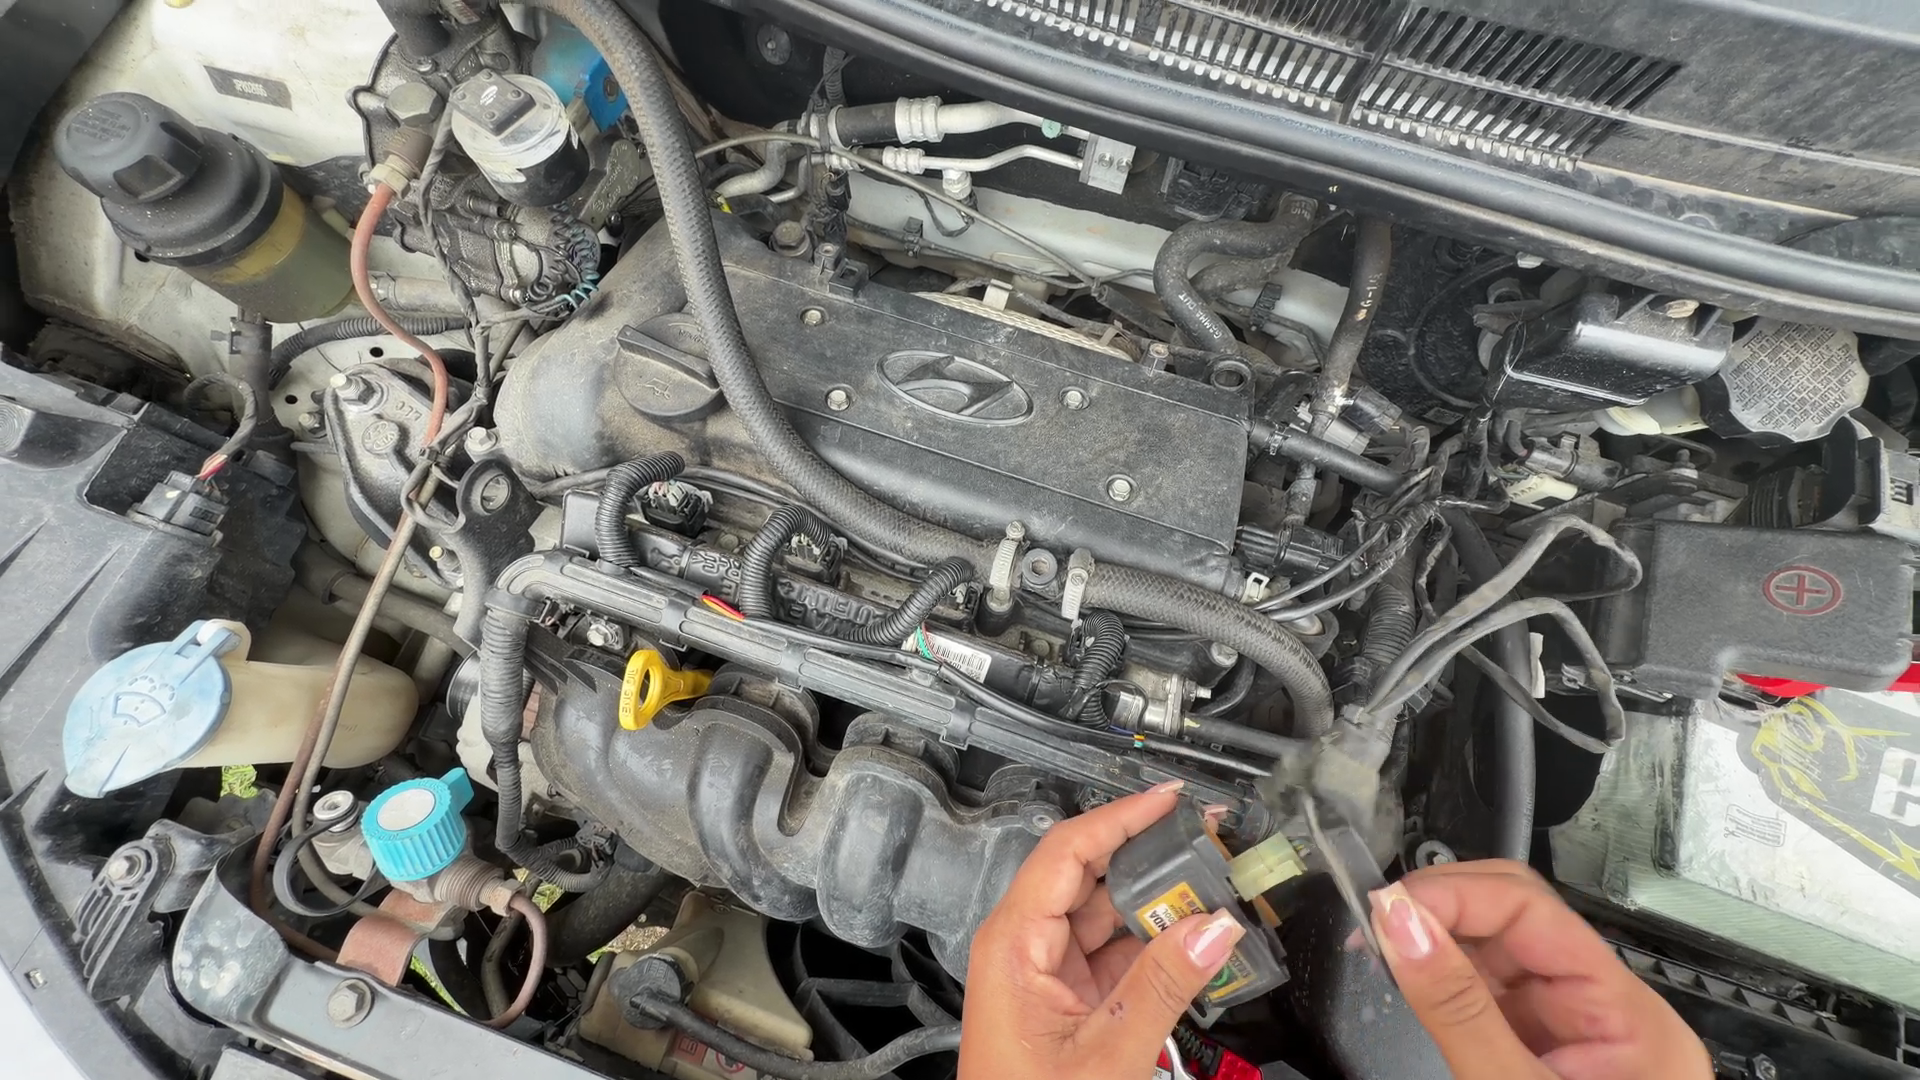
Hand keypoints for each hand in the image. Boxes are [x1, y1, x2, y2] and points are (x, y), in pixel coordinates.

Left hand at [959, 783, 1243, 1079]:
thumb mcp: (1108, 1055)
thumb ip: (1164, 986)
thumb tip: (1213, 924)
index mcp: (1014, 939)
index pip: (1067, 851)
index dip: (1118, 817)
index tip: (1166, 799)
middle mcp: (1024, 941)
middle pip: (1088, 875)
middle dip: (1146, 857)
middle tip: (1201, 839)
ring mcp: (1046, 968)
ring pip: (1104, 912)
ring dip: (1154, 903)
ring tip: (1207, 886)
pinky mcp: (1066, 994)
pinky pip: (1111, 951)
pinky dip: (1151, 944)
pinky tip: (1190, 937)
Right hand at [1371, 860, 1710, 1079]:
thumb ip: (1454, 1006)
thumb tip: (1393, 914)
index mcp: (1628, 1016)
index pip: (1530, 910)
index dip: (1452, 894)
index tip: (1383, 907)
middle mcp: (1605, 1006)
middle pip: (1514, 912)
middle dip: (1442, 906)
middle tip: (1378, 922)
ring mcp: (1571, 1023)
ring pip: (1492, 940)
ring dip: (1434, 933)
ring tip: (1383, 947)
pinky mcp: (1538, 1039)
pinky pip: (1484, 979)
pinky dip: (1439, 967)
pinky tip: (1410, 974)